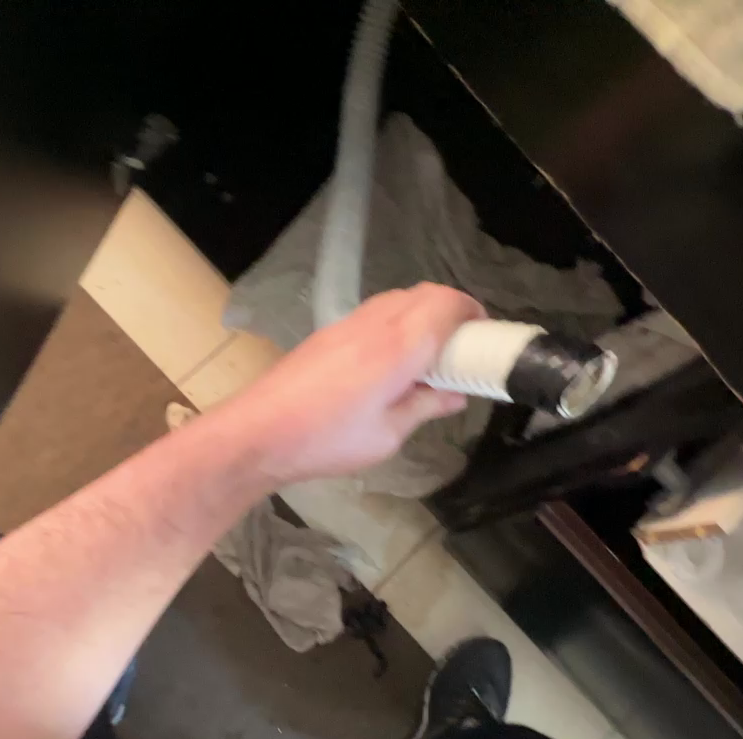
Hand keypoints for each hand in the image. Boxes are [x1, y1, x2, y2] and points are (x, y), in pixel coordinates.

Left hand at [215, 284, 481, 484]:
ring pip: (399, 300)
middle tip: (460, 350)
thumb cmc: (326, 440)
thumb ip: (424, 407)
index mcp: (398, 346)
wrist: (258, 433)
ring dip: (423, 315)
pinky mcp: (328, 334)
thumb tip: (454, 396)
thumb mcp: (386, 435)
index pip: (447, 305)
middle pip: (425, 294)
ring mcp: (347, 324)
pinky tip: (392, 361)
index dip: (473, 313)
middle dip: (452, 311)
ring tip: (429, 357)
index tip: (484, 338)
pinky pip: (376, 313)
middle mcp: (375, 323)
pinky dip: (397, 324)